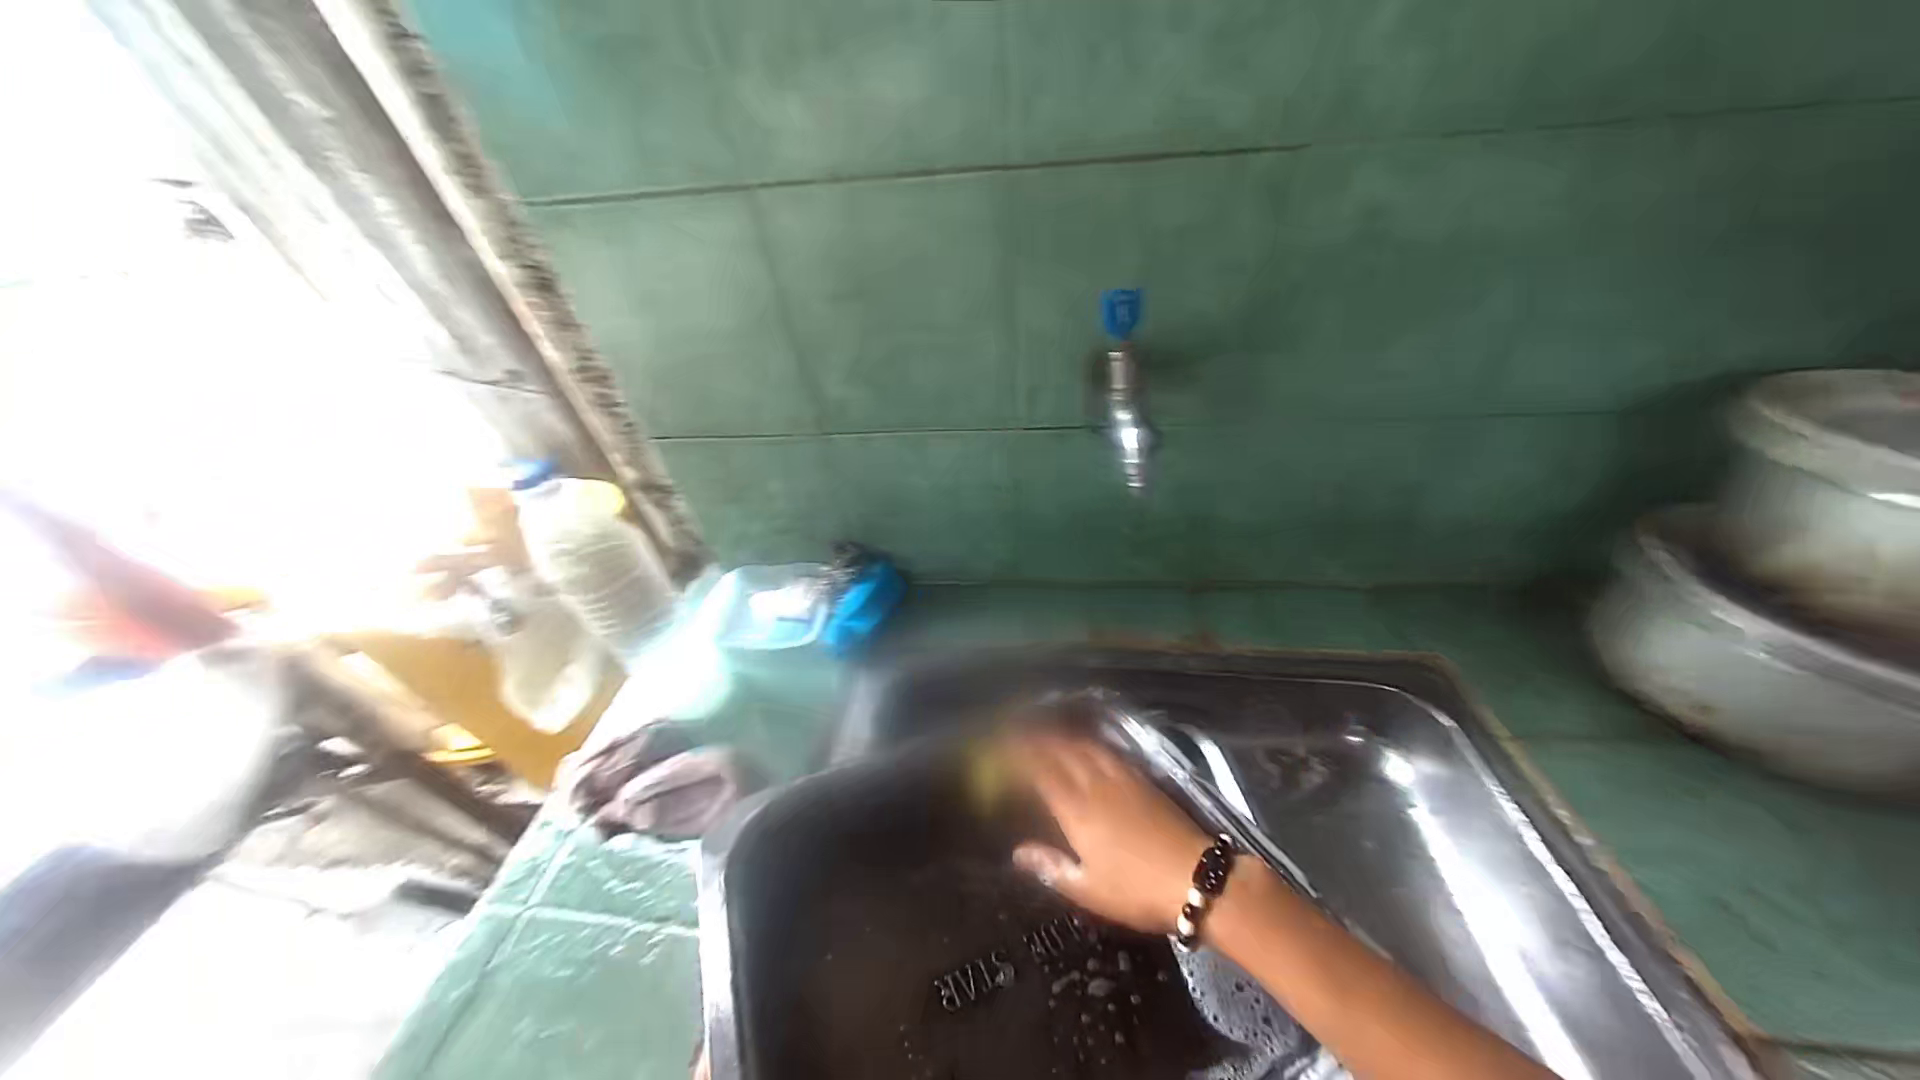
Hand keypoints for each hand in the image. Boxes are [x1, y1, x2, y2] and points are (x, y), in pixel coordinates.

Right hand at [1006, 733, 1211, 933]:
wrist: (1197, 877)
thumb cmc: (1137, 890)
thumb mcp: (1088, 889)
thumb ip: (1051, 867)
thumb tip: (1018, 853)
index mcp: (1077, 810)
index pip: (1040, 772)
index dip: (1019, 756)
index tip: (1002, 747)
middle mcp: (1095, 785)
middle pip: (1061, 751)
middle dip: (1037, 739)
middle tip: (1018, 732)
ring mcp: (1121, 779)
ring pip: (1085, 747)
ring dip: (1062, 736)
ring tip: (1047, 733)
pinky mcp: (1143, 779)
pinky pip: (1108, 752)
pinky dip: (1089, 743)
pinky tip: (1088, 746)